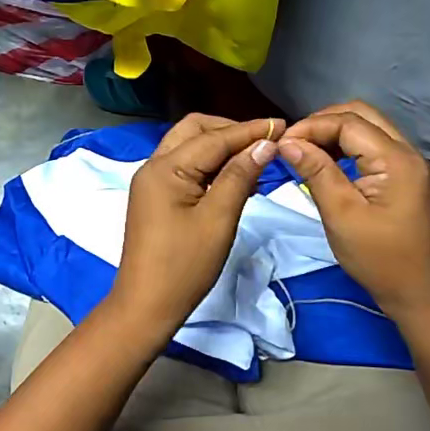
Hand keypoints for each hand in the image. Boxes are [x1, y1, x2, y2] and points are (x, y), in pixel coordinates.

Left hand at [107, 114, 282, 332]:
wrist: (146, 305)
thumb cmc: (184, 265)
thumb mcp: (218, 219)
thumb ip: (240, 176)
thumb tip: (265, 144)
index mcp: (165, 169)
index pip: (213, 138)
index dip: (250, 131)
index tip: (283, 125)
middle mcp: (153, 166)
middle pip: (195, 131)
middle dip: (230, 131)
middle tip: (265, 142)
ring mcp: (151, 182)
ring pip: (189, 147)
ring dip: (220, 147)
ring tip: (254, 159)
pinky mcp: (155, 197)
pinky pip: (184, 167)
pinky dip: (209, 165)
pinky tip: (234, 177)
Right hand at [277, 101, 429, 313]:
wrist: (415, 290)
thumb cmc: (377, 257)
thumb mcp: (341, 214)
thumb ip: (316, 172)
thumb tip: (288, 143)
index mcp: (396, 160)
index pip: (348, 123)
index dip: (312, 127)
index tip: (283, 145)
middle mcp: (407, 152)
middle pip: (361, 115)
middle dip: (323, 122)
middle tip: (293, 144)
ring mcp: (408, 162)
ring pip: (367, 127)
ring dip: (334, 132)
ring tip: (304, 150)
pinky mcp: (403, 174)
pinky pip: (372, 145)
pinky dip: (346, 145)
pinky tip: (325, 160)